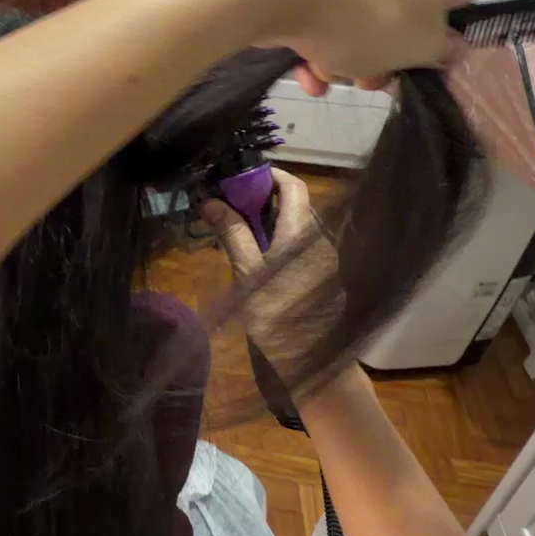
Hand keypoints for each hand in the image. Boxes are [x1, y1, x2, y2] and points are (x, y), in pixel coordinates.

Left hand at [148, 0, 471, 85]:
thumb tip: (446, 46)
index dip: (441, 46)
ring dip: (344, 62)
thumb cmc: (365, 15)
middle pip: (400, 25)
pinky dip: (314, 49)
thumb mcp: (420, 46)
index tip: (420, 71)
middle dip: (383, 62)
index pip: (457, 8)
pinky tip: (303, 70)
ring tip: (326, 72)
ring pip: (357, 29)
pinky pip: (321, 23)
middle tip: (367, 81)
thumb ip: (440, 51)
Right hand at [199, 167, 320, 353]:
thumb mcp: (247, 273)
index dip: (266, 175)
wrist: (312, 360)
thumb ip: (232, 234)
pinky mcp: (323, 271)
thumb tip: (210, 201)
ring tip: (235, 231)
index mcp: (301, 233)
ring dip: (266, 220)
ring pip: (295, 223)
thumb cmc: (276, 316)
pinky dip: (277, 238)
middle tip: (226, 208)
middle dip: (259, 199)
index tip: (235, 182)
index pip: (292, 185)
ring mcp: (324, 255)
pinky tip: (256, 256)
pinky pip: (299, 242)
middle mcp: (319, 237)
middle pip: (292, 202)